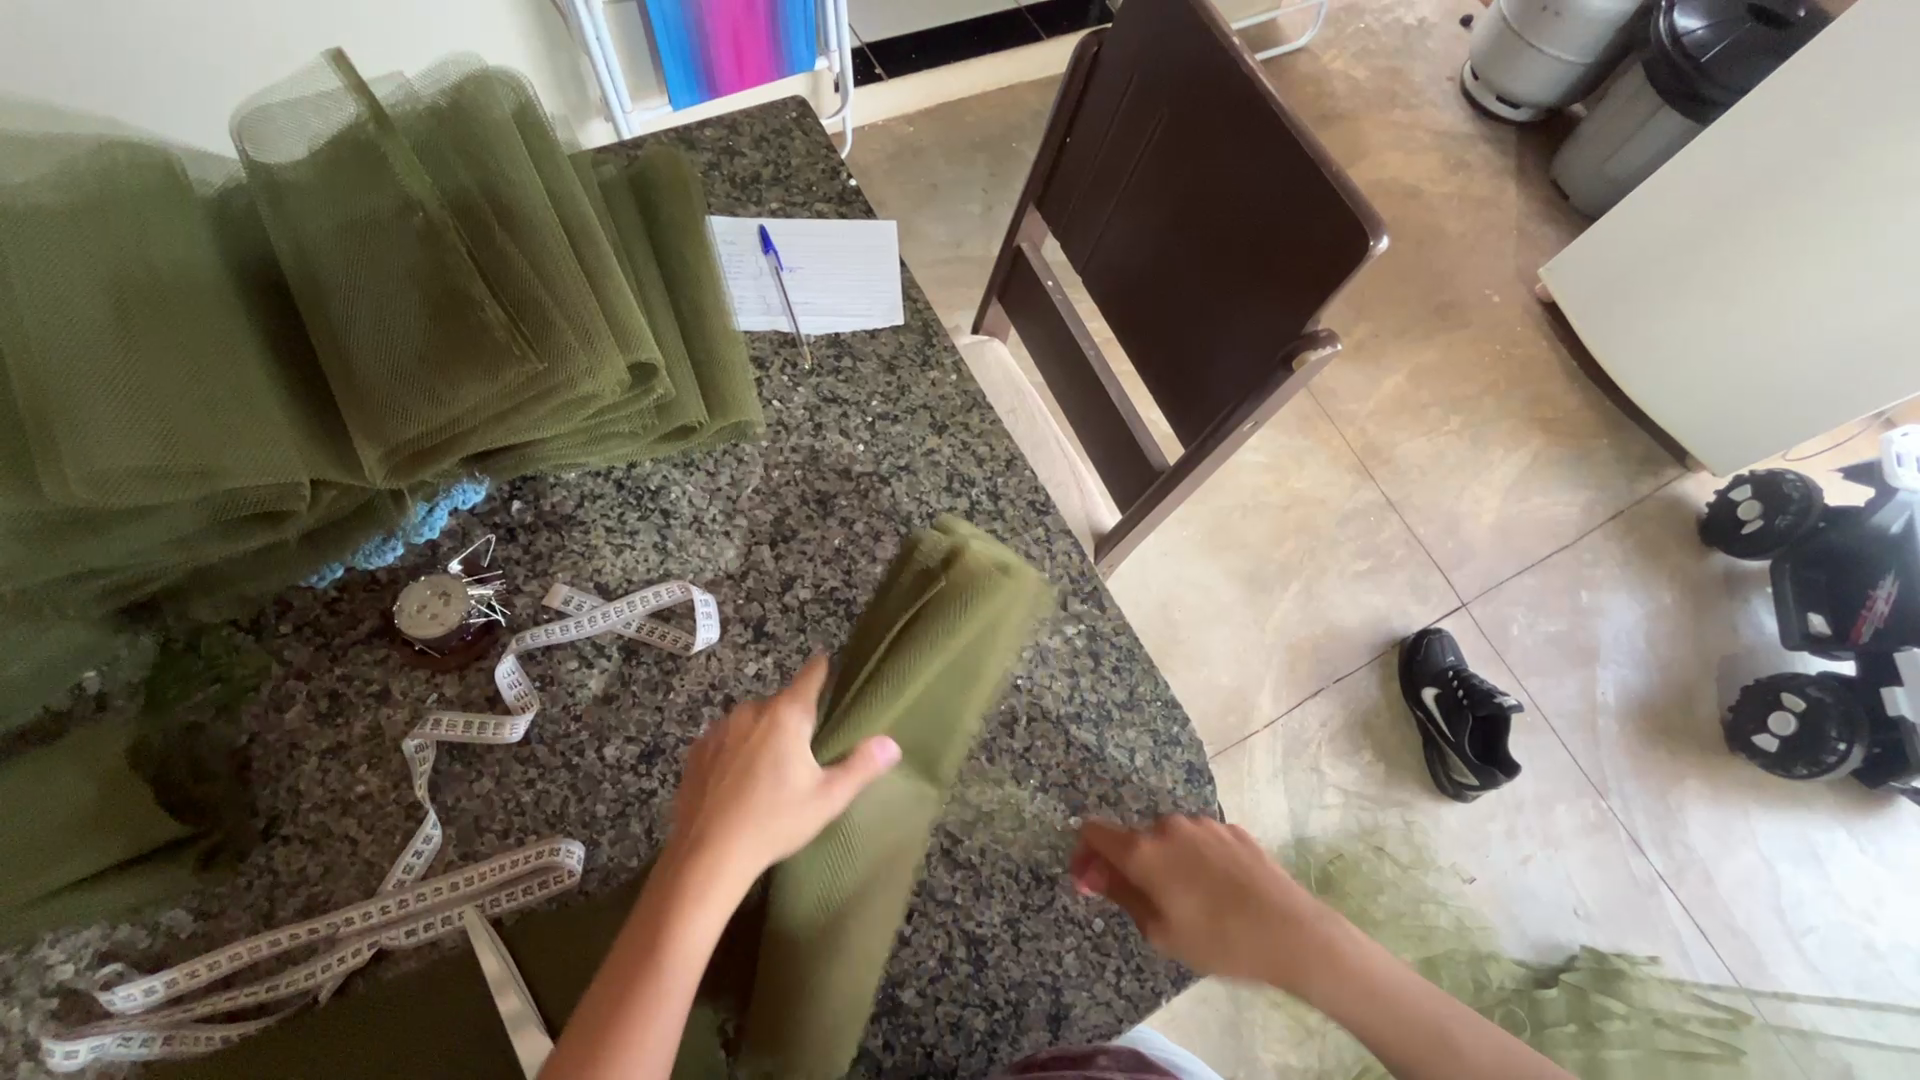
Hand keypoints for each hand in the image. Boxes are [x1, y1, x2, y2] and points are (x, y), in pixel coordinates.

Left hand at [666, 655, 900, 890]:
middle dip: (794, 719)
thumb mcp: (827, 798)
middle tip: (805, 753)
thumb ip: (861, 766)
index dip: (823, 669)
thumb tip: (892, 744)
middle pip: (782, 702)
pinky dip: (735, 751)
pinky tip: (739, 782)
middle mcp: (751, 710)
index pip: (811, 674)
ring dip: (763, 735)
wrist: (707, 854)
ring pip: (752, 721)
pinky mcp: (697, 749)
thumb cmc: (774, 822)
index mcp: (787, 714)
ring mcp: (719, 728)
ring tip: (770, 772)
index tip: (829, 665)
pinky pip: (726, 739)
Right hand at [1070, 815, 1335, 986]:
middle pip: (1133, 837)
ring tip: (1187, 900)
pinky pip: (1199, 841)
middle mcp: (1168, 825)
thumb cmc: (1218, 941)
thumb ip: (1120, 894)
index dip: (1085, 854)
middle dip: (1127, 864)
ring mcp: (1204, 824)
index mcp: (1143, 849)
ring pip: (1168, 839)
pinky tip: (1216, 891)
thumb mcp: (1160, 931)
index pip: (1094, 831)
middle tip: (1143, 903)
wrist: (1293, 932)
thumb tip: (1091, 873)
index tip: (1091, 882)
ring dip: (1164, 861)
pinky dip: (1195, 860)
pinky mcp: (1233, 829)